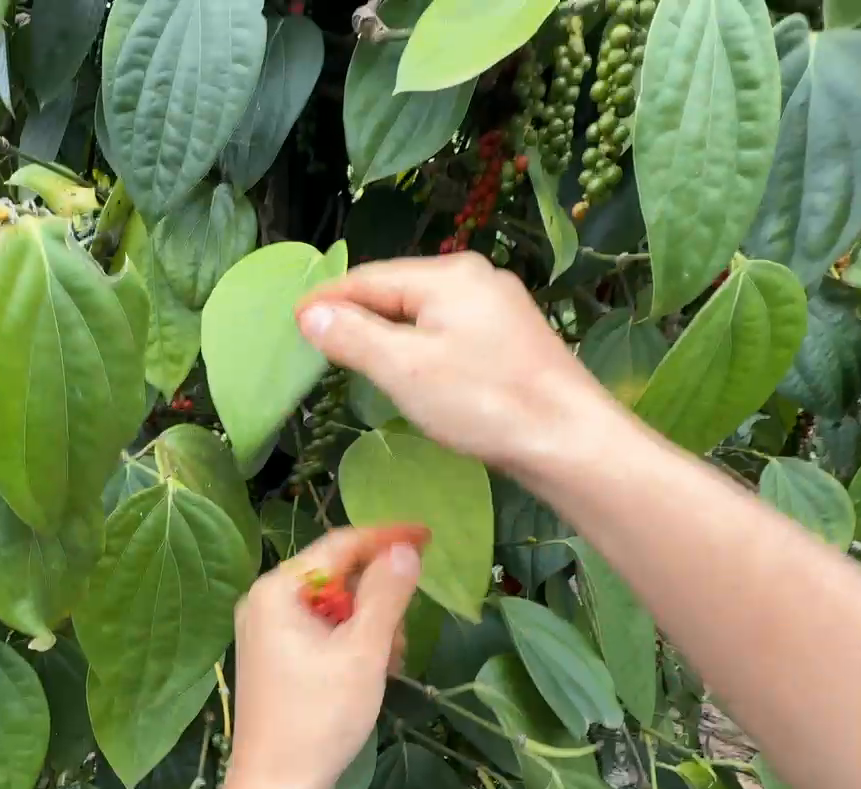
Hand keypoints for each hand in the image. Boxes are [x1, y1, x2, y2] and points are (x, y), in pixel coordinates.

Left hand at [224, 526, 426, 788]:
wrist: (276, 788)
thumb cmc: (319, 718)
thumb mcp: (363, 653)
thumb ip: (386, 595)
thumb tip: (405, 550)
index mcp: (277, 590)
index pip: (339, 545)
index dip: (386, 538)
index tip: (429, 536)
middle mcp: (264, 602)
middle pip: (336, 577)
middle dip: (377, 601)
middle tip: (401, 639)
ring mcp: (266, 631)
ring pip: (334, 608)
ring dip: (369, 627)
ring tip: (387, 665)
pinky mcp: (274, 657)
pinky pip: (320, 632)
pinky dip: (350, 645)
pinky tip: (368, 674)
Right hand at [296, 253, 635, 486]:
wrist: (568, 439)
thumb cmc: (482, 401)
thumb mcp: (404, 369)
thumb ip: (353, 337)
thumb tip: (310, 313)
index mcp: (448, 276)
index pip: (369, 278)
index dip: (327, 299)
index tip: (293, 320)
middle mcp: (475, 280)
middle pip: (396, 290)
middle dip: (354, 312)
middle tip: (315, 339)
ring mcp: (497, 309)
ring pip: (422, 311)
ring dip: (383, 329)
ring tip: (350, 351)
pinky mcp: (509, 340)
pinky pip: (445, 330)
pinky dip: (414, 343)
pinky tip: (406, 365)